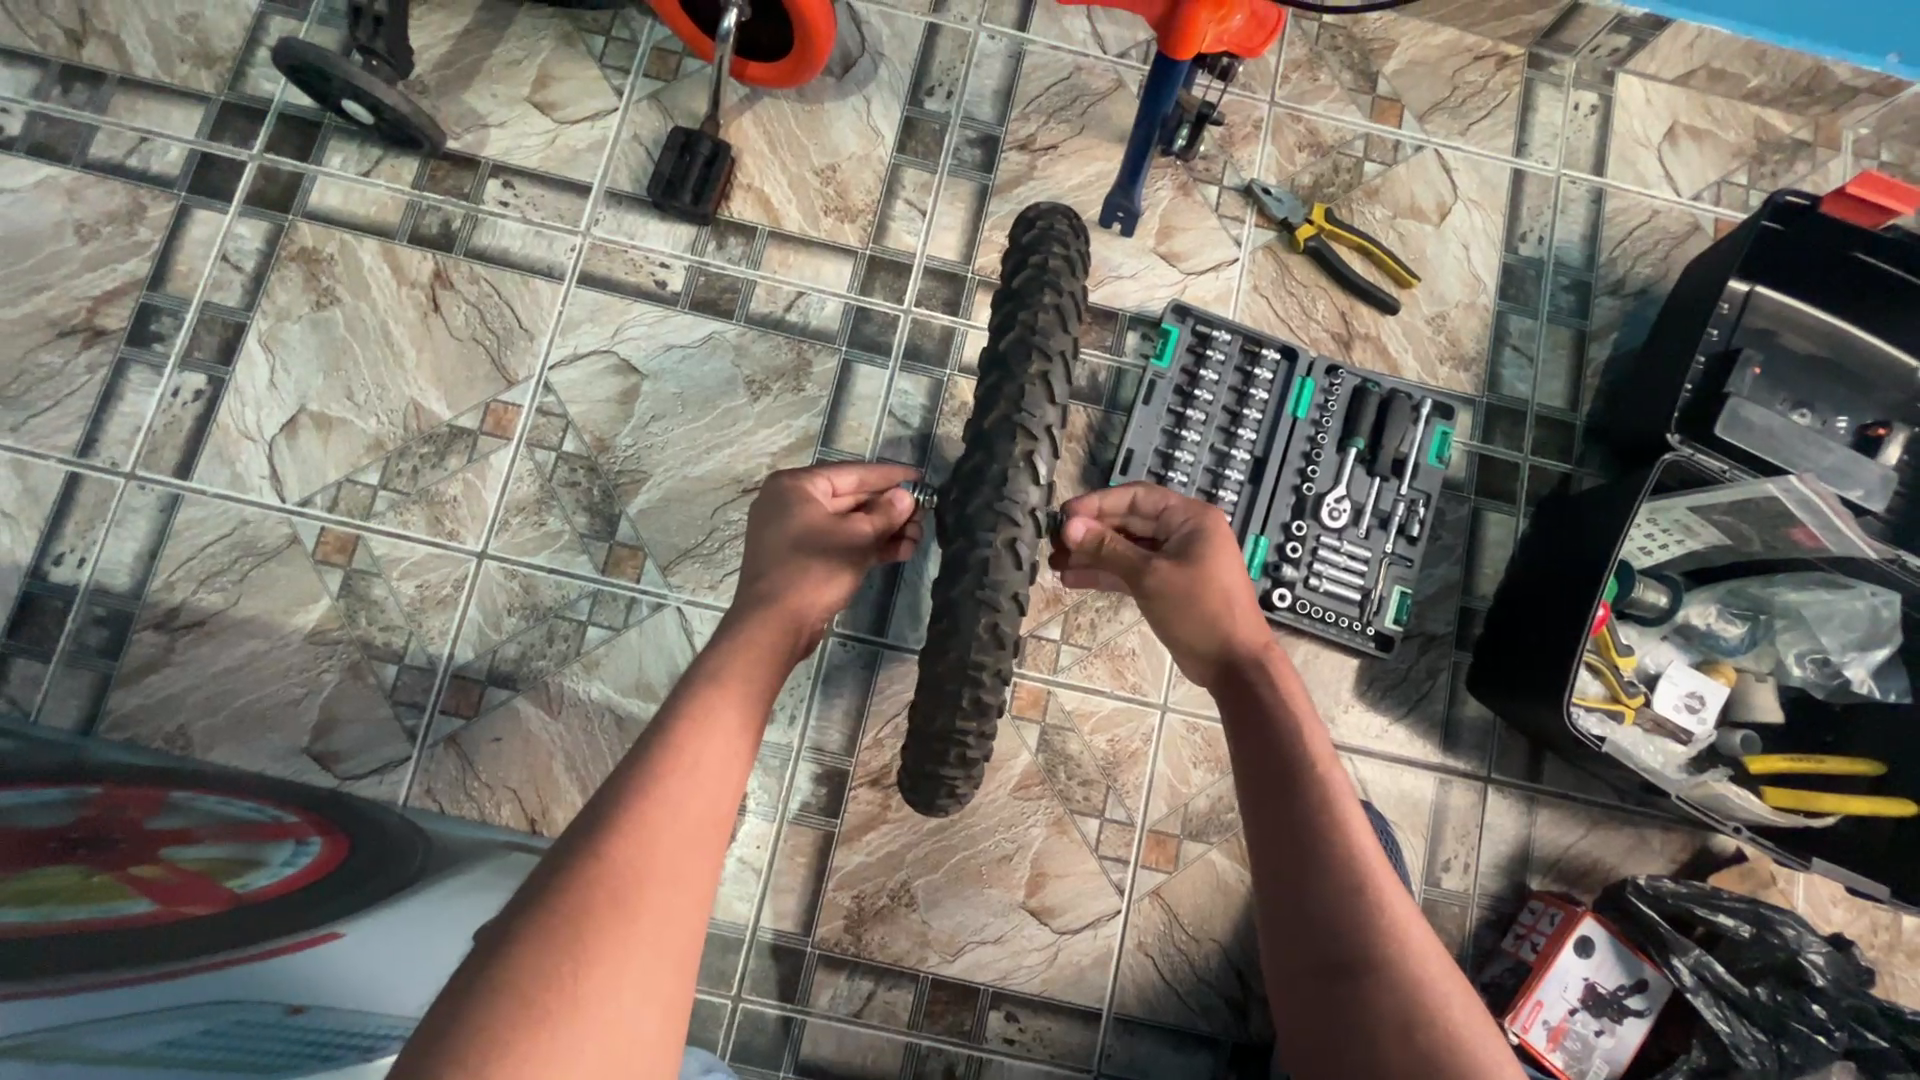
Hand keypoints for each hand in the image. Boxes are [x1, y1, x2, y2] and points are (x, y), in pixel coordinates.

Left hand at [730, 463, 923, 652]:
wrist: (773, 626)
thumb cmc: (813, 570)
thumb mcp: (856, 538)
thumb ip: (885, 513)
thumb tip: (906, 496)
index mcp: (797, 486)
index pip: (853, 473)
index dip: (890, 476)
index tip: (920, 477)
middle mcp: (792, 503)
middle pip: (852, 498)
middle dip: (890, 509)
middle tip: (924, 515)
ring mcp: (796, 533)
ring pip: (849, 524)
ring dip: (884, 531)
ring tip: (917, 538)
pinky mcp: (803, 559)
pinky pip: (840, 543)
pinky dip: (868, 547)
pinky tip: (901, 552)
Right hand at [1048, 482, 1274, 689]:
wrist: (1234, 663)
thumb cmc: (1198, 610)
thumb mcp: (1149, 576)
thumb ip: (1107, 548)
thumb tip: (1068, 527)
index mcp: (1189, 518)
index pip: (1136, 497)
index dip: (1097, 503)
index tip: (1063, 516)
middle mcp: (1183, 532)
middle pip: (1129, 522)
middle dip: (1091, 532)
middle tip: (1054, 543)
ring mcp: (1176, 560)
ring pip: (1127, 548)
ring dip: (1093, 555)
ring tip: (1055, 564)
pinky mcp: (1168, 585)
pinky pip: (1132, 571)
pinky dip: (1107, 574)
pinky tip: (1073, 580)